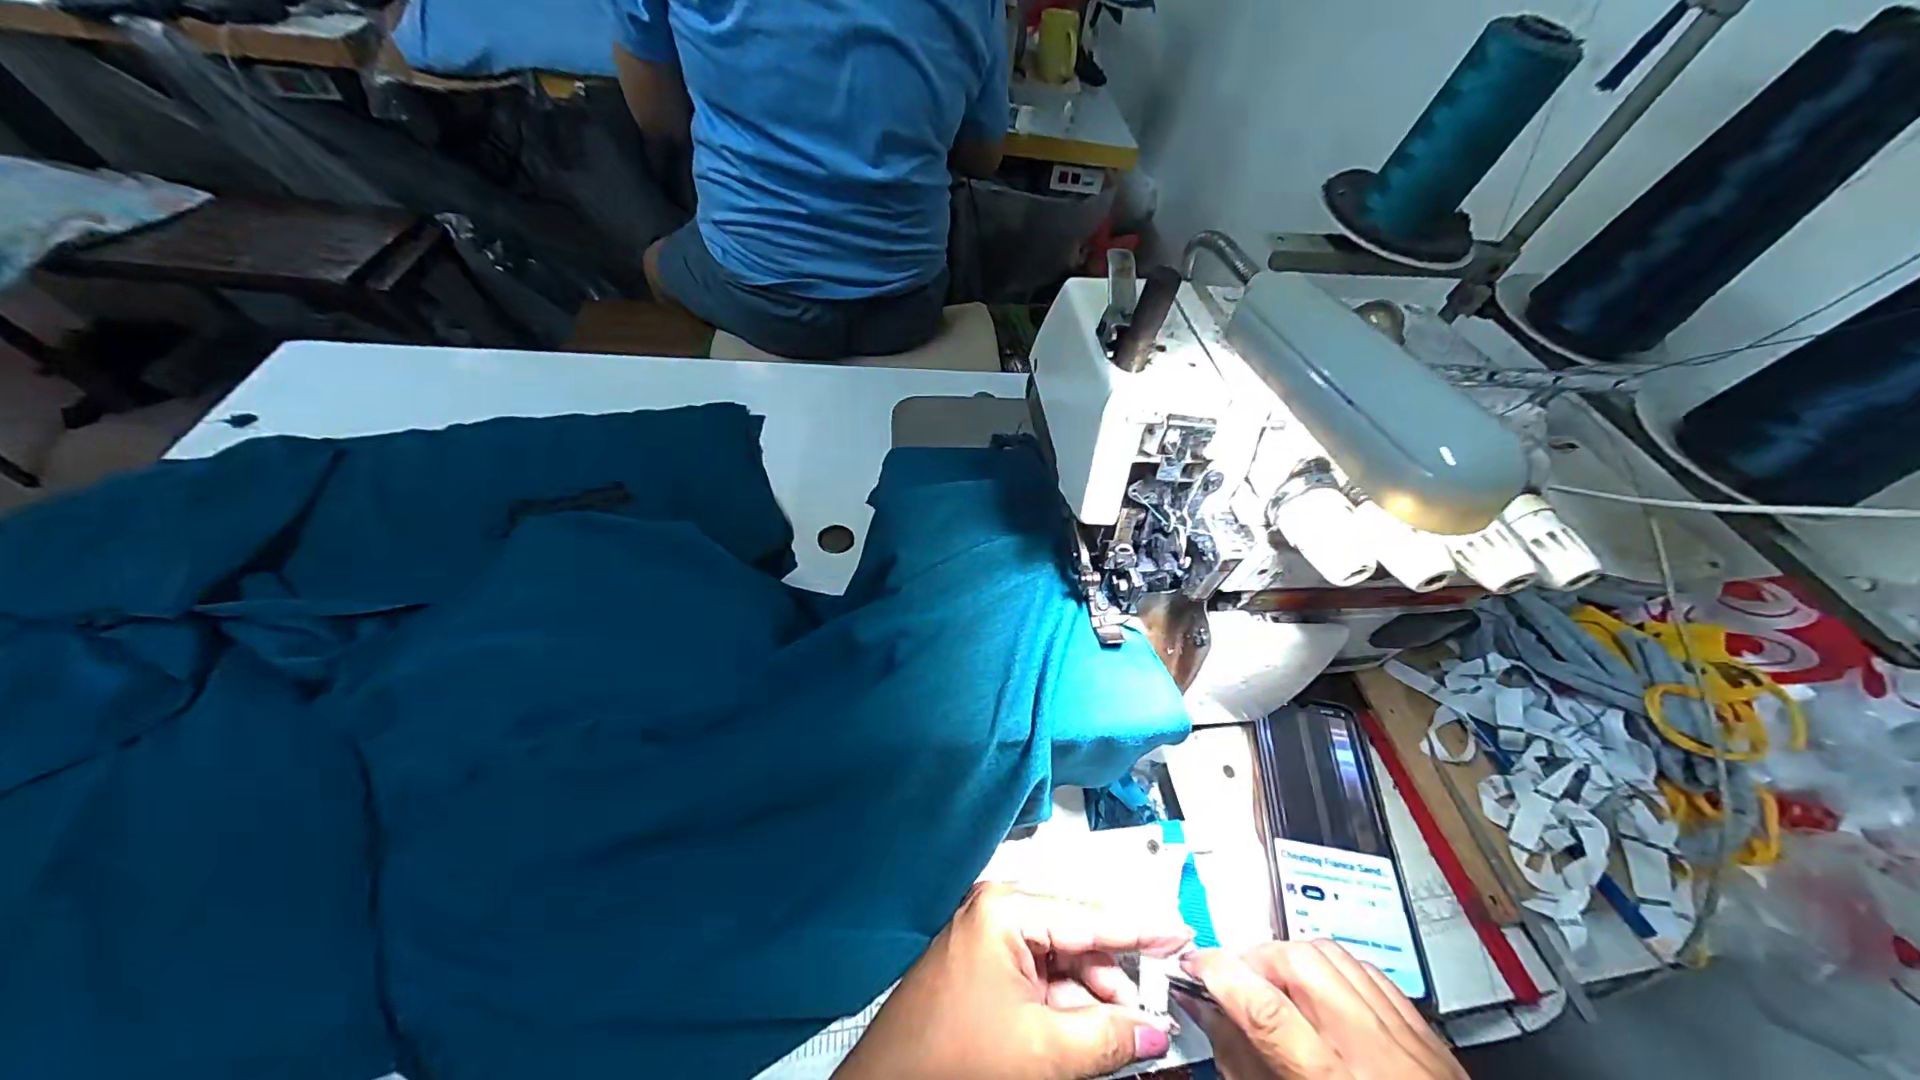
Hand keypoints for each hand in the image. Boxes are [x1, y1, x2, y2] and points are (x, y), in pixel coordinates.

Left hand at [833, 883, 1193, 1079]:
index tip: (1178, 933)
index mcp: (1006, 910)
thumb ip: (1107, 1036)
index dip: (1140, 930)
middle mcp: (996, 911)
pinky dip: (1067, 1005)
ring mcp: (988, 937)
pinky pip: (1039, 978)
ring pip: (1061, 962)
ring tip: (1123, 1032)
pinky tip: (1089, 1031)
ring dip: (1093, 998)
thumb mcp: (1043, 1051)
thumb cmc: (949, 1060)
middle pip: (1077, 939)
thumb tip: (1153, 1030)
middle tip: (1154, 1011)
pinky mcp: (984, 966)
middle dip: (1115, 978)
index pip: (1089, 917)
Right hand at [1178, 940, 1466, 1079]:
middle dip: (1255, 959)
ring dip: (1291, 956)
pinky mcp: (1425, 1032)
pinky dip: (1333, 967)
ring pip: (1331, 953)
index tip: (1195, 963)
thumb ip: (1242, 1063)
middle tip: (1237, 978)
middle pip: (1298, 963)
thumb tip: (1208, 1011)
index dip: (1220, 973)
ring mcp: (1406, 1038)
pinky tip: (1321, 988)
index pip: (1265, 1008)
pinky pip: (1368, 970)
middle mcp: (1374, 1054)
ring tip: (1276, 981)